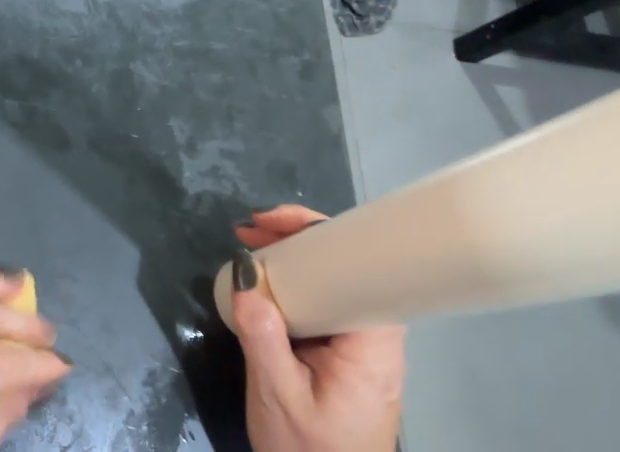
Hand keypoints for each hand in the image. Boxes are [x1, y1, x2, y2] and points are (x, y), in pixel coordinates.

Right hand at [228, 206, 405, 451]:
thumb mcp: (278, 396)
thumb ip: (262, 338)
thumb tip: (244, 276)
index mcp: (372, 347)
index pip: (366, 271)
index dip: (323, 234)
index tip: (275, 223)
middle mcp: (376, 341)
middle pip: (348, 269)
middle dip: (299, 237)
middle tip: (249, 229)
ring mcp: (361, 350)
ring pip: (334, 285)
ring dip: (294, 258)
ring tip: (249, 245)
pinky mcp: (344, 358)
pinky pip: (324, 305)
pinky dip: (294, 284)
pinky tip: (263, 282)